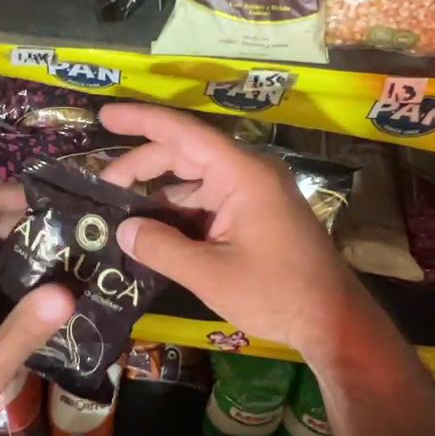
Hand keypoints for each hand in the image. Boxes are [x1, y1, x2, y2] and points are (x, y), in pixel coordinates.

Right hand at [98, 102, 382, 366]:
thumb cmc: (277, 293)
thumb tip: (122, 231)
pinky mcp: (255, 212)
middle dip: (141, 165)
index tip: (103, 116)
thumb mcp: (210, 274)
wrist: (333, 319)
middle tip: (102, 186)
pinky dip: (179, 210)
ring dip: (159, 192)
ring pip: (194, 178)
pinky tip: (154, 230)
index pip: (182, 133)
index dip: (140, 121)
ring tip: (121, 212)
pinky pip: (208, 199)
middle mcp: (247, 172)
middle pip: (184, 153)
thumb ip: (161, 248)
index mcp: (241, 174)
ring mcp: (253, 192)